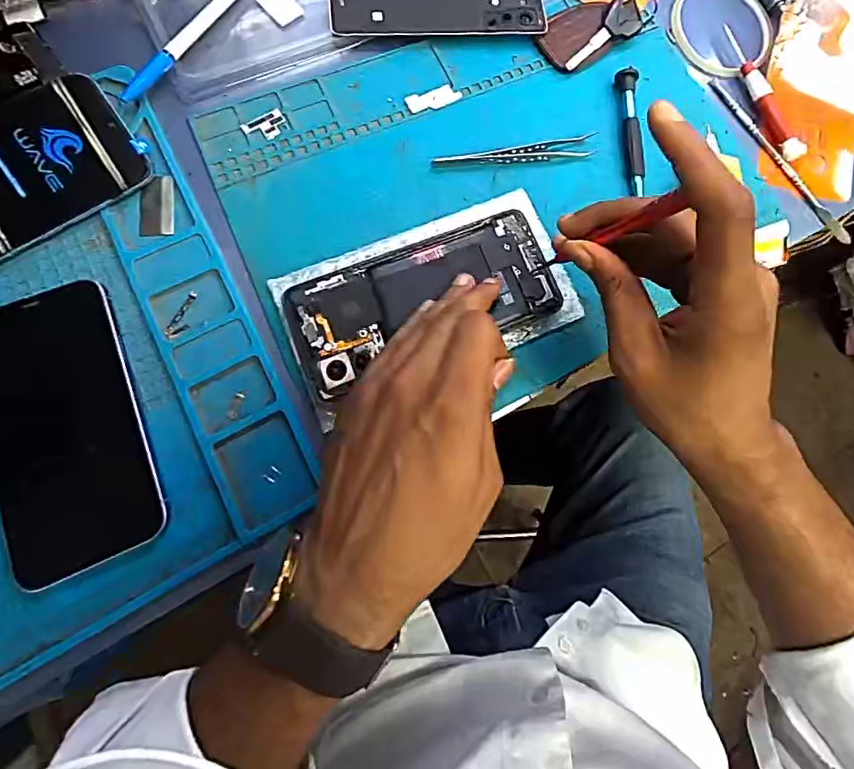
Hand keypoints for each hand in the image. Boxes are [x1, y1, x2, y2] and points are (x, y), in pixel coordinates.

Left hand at [294, 274, 513, 648]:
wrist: (351, 566)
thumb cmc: (428, 535)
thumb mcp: (480, 482)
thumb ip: (486, 415)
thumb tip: (493, 372)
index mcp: (449, 406)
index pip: (474, 330)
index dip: (493, 328)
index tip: (502, 346)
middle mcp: (410, 385)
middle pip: (444, 320)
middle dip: (469, 301)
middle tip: (485, 287)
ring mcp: (376, 388)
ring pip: (414, 327)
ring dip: (440, 306)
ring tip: (458, 289)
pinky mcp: (354, 398)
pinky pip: (388, 348)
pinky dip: (410, 328)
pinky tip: (421, 322)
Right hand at [554, 100, 780, 476]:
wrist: (732, 447)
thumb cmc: (688, 411)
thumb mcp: (635, 356)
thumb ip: (613, 290)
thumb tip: (581, 245)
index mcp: (730, 293)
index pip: (722, 205)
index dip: (692, 155)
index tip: (660, 116)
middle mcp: (740, 273)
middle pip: (682, 216)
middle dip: (622, 215)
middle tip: (569, 228)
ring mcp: (734, 276)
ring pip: (676, 230)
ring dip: (625, 232)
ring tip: (574, 242)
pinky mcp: (721, 283)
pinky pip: (678, 251)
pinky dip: (640, 250)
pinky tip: (602, 256)